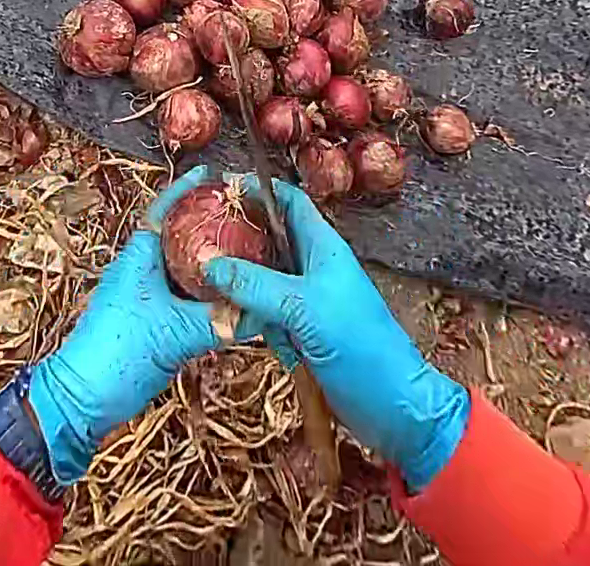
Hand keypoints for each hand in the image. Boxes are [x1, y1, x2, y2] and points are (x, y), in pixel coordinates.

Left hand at [27, 165, 225, 483]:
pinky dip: (210, 288)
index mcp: (141, 253)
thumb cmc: (115, 354)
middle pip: (182, 232)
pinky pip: (188, 292)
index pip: (167, 207)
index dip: (191, 188)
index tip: (218, 174)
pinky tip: (234, 291)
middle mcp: (144, 265)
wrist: (80, 402)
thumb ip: (222, 322)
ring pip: (187, 263)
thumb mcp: (174, 333)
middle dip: (212, 220)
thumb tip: (265, 311)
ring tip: (248, 247)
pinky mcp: (155, 316)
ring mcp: (148, 291)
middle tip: (245, 212)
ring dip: (213, 257)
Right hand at [203, 179, 469, 491]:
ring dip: (240, 285)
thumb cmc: (358, 343)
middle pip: (270, 238)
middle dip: (238, 238)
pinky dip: (249, 317)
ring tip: (205, 283)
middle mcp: (312, 265)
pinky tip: (232, 324)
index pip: (289, 201)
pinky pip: (265, 312)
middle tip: (198, 238)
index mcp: (323, 246)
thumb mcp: (303, 308)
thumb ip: (256, 285)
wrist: (391, 404)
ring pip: (262, 277)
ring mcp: (306, 298)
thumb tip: (209, 262)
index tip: (221, 185)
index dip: (258, 189)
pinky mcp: (300, 328)